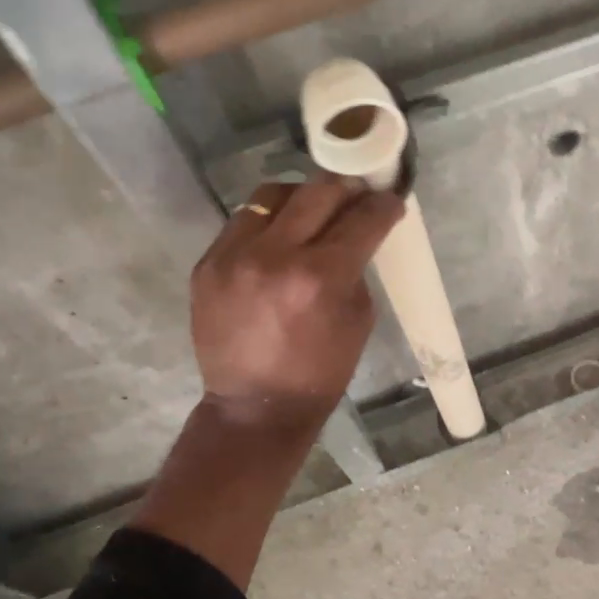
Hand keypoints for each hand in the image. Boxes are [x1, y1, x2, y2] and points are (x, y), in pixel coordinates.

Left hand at [190, 176, 403, 430]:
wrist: (255, 407)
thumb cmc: (319, 372)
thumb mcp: (357, 320)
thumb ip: (355, 269)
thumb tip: (354, 235)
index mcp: (319, 277)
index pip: (361, 219)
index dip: (383, 206)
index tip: (392, 200)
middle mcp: (273, 256)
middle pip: (317, 192)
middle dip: (346, 190)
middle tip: (357, 198)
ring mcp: (232, 257)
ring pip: (272, 196)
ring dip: (301, 199)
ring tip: (312, 213)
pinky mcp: (206, 264)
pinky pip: (242, 223)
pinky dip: (267, 225)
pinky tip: (278, 241)